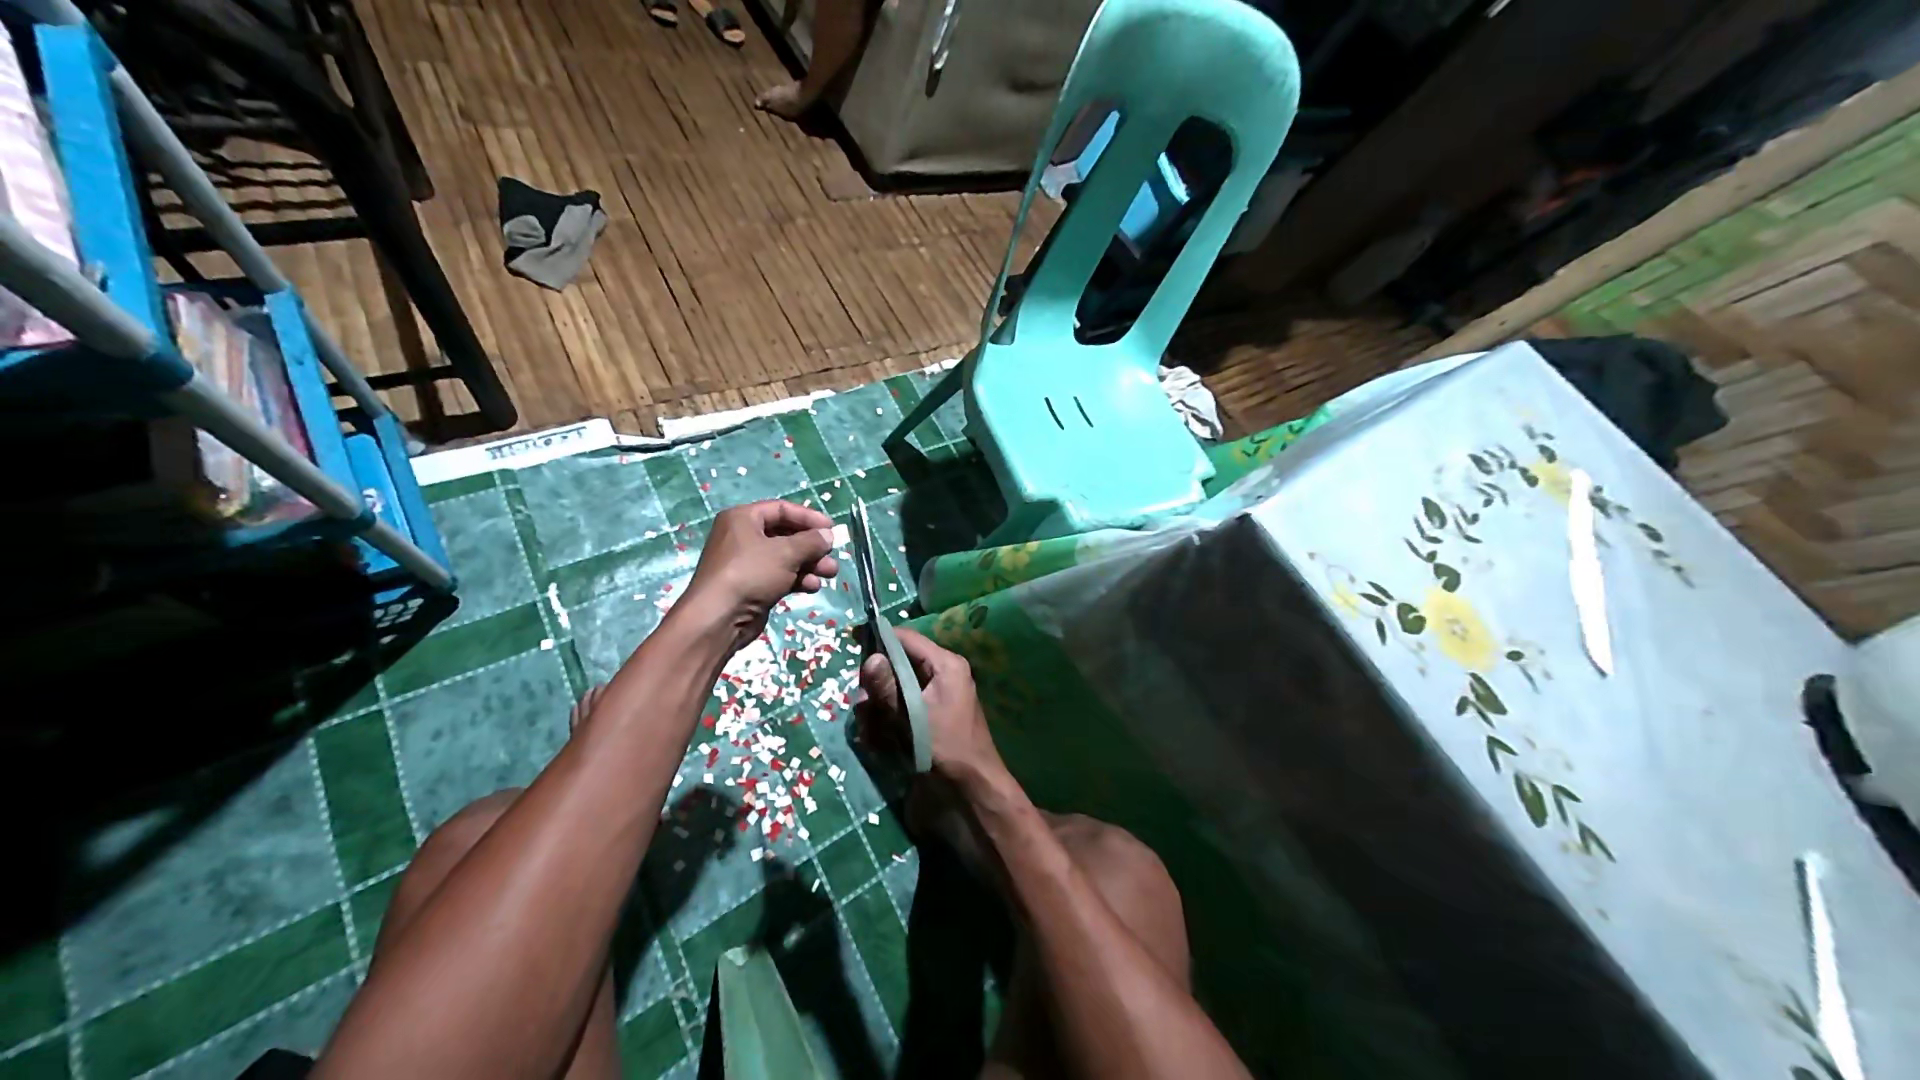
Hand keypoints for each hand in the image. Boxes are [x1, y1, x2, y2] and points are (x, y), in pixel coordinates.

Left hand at [681, 500, 837, 651]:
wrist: (720, 618)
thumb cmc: (751, 573)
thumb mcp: (786, 552)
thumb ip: (811, 541)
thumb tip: (828, 536)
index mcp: (743, 519)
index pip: (781, 509)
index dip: (808, 517)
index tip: (831, 529)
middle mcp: (743, 537)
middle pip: (785, 534)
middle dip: (812, 546)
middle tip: (832, 554)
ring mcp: (747, 563)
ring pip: (785, 557)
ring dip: (809, 564)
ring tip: (829, 573)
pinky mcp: (752, 585)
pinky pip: (780, 575)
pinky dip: (797, 578)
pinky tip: (812, 587)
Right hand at [858, 627, 1005, 788]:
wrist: (974, 784)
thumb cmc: (947, 747)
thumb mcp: (913, 717)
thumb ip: (889, 688)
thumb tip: (869, 658)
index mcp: (946, 664)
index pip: (907, 638)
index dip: (879, 638)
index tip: (853, 644)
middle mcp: (944, 671)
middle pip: (901, 661)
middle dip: (878, 682)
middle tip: (864, 705)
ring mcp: (940, 690)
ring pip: (899, 684)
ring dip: (881, 704)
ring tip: (871, 729)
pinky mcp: (934, 707)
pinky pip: (906, 701)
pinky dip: (891, 714)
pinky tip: (881, 736)